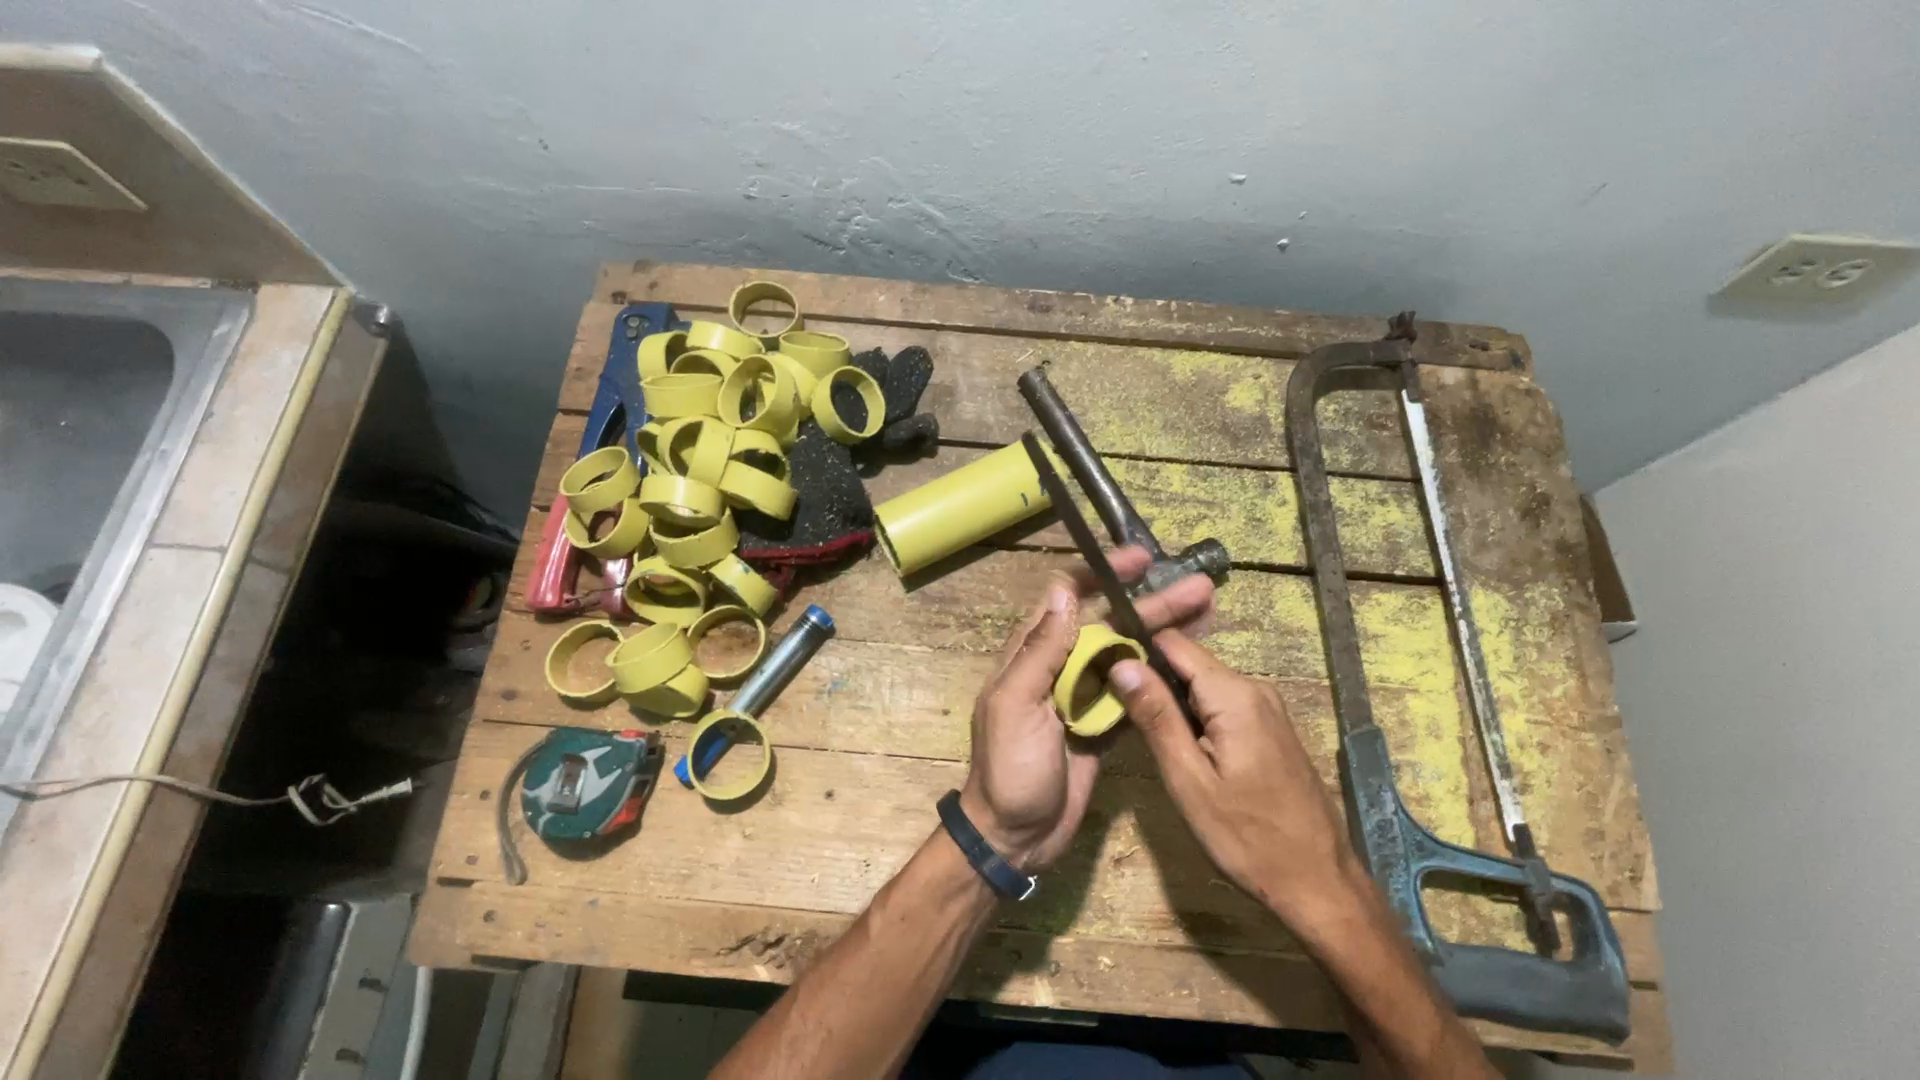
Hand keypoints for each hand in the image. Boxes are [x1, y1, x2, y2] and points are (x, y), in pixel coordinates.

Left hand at [960, 547, 1214, 871]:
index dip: (1100, 574)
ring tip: (1207, 612)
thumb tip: (1063, 590)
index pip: (1065, 597)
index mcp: (1031, 654)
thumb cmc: (1009, 770)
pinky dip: (1162, 671)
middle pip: (1107, 622)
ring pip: (1127, 652)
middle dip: (1150, 602)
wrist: (1015, 836)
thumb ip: (1039, 651)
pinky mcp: (1105, 723)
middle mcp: (1059, 665)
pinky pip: (1136, 689)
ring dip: (1163, 631)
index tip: (1139, 561)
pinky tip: (1192, 659)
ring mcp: (1084, 694)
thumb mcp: (1015, 706)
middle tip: (1197, 587)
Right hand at [1108, 630, 1364, 923]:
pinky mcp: (1270, 729)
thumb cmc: (1248, 838)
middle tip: (1112, 707)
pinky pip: (1221, 705)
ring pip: (1203, 685)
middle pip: (1188, 662)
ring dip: (1170, 700)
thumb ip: (1156, 716)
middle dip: (1150, 678)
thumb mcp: (1190, 780)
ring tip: (1135, 727)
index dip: (1134, 651)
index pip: (1173, 644)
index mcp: (1234, 694)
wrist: (1319, 883)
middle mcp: (1255, 689)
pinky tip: (1176, 745)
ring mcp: (1267, 709)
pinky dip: (1193, 716)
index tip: (1100, 671)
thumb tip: (1121, 663)